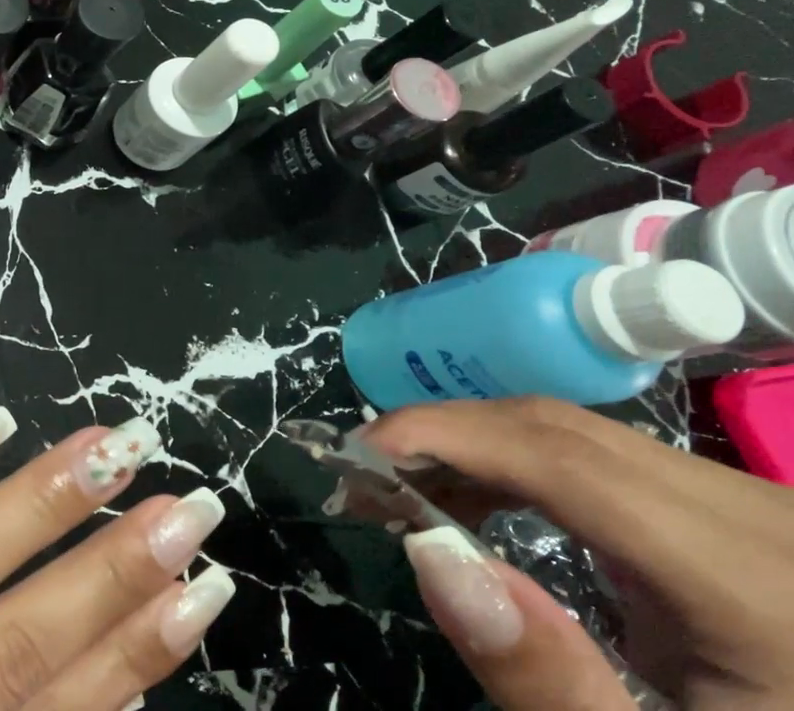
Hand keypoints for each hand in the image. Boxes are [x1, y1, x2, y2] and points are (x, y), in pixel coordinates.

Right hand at [364, 397, 793, 709]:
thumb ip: (550, 676)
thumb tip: (426, 552)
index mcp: (754, 576)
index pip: (567, 459)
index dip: (448, 435)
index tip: (354, 455)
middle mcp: (760, 512)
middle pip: (563, 432)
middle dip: (443, 437)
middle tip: (360, 483)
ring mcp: (750, 505)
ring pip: (575, 435)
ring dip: (469, 450)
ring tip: (401, 497)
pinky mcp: (730, 512)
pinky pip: (598, 458)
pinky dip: (511, 469)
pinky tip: (472, 506)